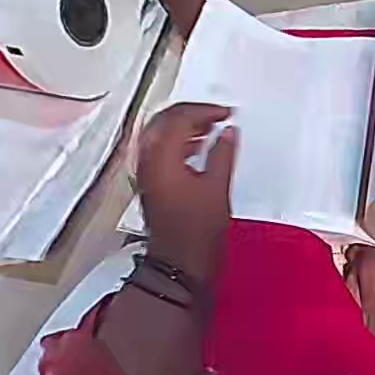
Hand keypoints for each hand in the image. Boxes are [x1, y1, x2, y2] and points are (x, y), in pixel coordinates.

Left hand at [138, 103, 237, 285]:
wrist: (179, 264)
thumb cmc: (196, 233)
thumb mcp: (217, 188)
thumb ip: (222, 154)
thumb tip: (227, 133)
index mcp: (162, 158)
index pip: (178, 117)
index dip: (204, 110)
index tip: (224, 113)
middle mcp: (147, 162)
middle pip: (163, 121)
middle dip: (190, 113)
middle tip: (215, 115)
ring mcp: (146, 173)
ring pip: (159, 134)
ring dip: (183, 126)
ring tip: (209, 127)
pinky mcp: (151, 184)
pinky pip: (159, 150)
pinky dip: (178, 142)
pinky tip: (196, 148)